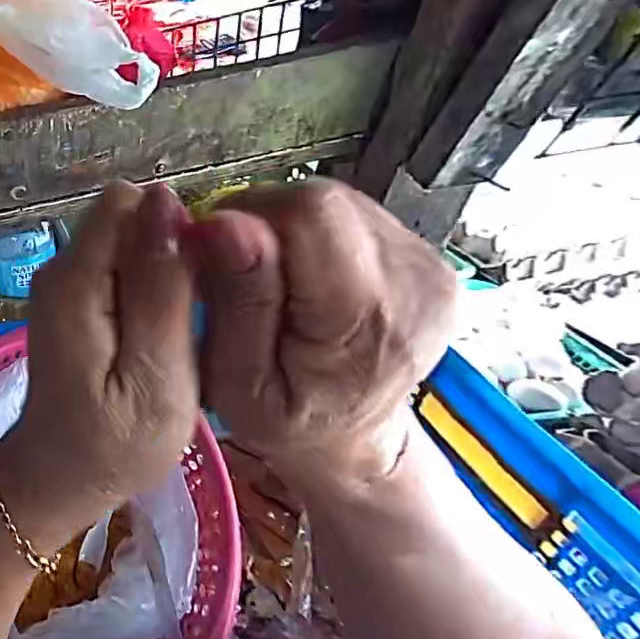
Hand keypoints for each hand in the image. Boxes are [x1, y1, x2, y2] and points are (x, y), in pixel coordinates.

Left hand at [0, 183, 200, 546]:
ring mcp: (61, 282)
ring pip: (125, 242)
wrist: (61, 472)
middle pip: (125, 219)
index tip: (199, 278)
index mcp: (74, 281)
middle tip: (189, 318)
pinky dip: (145, 288)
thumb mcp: (156, 373)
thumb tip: (165, 200)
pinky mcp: (72, 297)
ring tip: (177, 331)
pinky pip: (117, 266)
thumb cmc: (115, 441)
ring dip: (161, 271)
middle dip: (168, 249)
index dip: (172, 226)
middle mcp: (59, 268)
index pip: (125, 203)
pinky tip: (159, 333)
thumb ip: (161, 287)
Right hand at [181, 178, 456, 489]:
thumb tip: (224, 224)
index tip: (212, 256)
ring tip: (264, 279)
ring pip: (329, 200)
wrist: (349, 437)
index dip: (245, 218)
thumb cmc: (282, 418)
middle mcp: (414, 281)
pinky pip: (346, 214)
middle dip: (259, 224)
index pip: (309, 211)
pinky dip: (305, 235)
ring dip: (281, 228)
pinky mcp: (422, 255)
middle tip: (232, 274)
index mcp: (367, 317)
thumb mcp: (237, 379)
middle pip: (319, 200)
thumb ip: (236, 301)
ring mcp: (426, 265)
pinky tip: (295, 276)